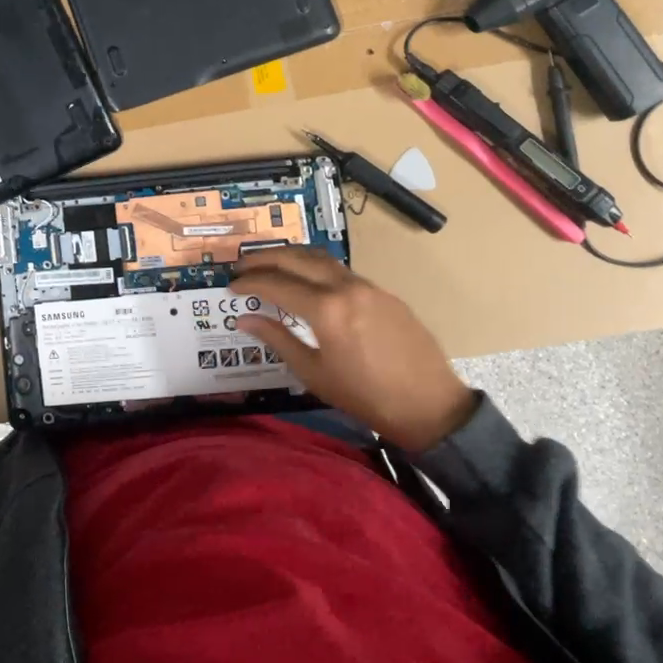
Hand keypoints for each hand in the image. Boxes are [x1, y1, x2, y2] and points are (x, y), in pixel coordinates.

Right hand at [232, 247, 475, 451]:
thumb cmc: (365, 396)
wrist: (430, 406)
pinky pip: (342, 271)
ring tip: (271, 264)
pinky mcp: (384, 293)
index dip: (250, 283)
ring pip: (321, 258)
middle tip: (243, 265)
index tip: (232, 286)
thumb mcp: (313, 373)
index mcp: (325, 309)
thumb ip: (278, 339)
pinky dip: (317, 268)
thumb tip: (245, 320)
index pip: (276, 284)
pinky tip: (310, 283)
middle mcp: (345, 287)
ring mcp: (368, 286)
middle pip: (296, 258)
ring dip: (292, 257)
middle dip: (265, 258)